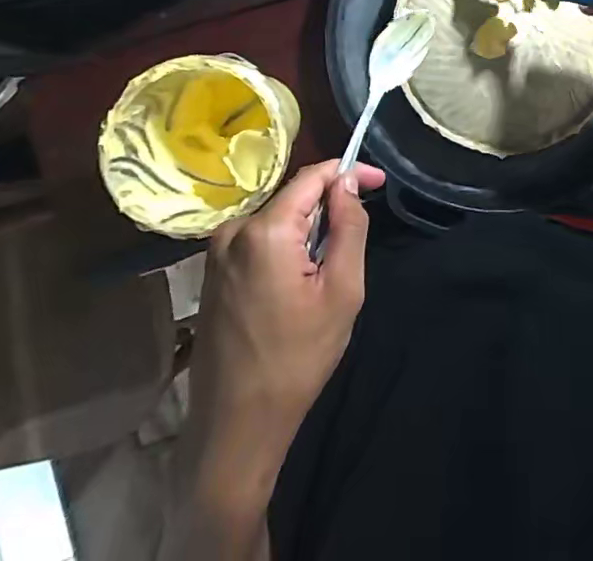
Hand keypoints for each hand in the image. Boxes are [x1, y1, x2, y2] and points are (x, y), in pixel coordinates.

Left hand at [193, 159, 387, 431]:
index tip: (381, 181)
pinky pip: (259, 240)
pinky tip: (301, 279)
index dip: (350, 172)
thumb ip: (349, 227)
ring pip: (278, 219)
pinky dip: (288, 245)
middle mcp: (231, 232)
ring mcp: (215, 253)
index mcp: (264, 232)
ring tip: (331, 266)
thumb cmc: (299, 355)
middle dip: (330, 205)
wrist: (238, 420)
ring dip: (309, 229)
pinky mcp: (212, 273)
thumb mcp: (343, 288)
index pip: (312, 178)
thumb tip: (349, 182)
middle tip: (358, 236)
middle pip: (294, 197)